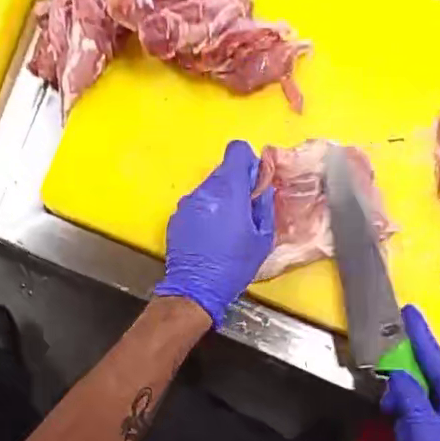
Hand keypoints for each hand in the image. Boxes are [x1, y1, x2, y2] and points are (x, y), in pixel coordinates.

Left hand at [154, 139, 274, 326]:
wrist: (195, 290)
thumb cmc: (233, 265)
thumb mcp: (263, 238)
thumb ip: (265, 206)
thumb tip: (262, 190)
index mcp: (229, 189)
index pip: (237, 150)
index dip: (248, 163)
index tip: (253, 185)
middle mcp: (204, 190)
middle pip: (223, 172)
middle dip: (235, 187)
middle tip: (243, 214)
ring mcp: (186, 204)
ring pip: (208, 190)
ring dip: (219, 202)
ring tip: (225, 230)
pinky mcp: (175, 219)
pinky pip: (195, 207)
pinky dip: (204, 215)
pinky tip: (208, 239)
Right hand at [381, 307, 439, 440]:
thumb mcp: (423, 429)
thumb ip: (407, 398)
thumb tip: (398, 376)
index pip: (432, 354)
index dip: (417, 333)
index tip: (407, 311)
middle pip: (423, 383)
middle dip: (402, 398)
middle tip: (390, 413)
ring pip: (423, 409)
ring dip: (409, 426)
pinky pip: (431, 427)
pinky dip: (420, 440)